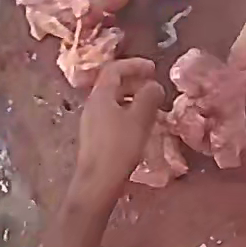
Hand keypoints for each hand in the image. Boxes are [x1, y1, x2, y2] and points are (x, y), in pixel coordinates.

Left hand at [66, 57, 164, 212]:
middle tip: (154, 88)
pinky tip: (140, 128)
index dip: (134, 65)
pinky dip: (128, 114)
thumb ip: (149, 98)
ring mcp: (91, 123)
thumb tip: (154, 86)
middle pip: (113, 85)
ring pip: (114, 102)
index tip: (153, 68)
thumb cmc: (119, 147)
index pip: (114, 69)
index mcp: (101, 96)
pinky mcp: (94, 138)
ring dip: (133, 100)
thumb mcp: (140, 119)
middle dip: (135, 83)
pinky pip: (112, 117)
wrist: (98, 182)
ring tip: (151, 109)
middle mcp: (92, 106)